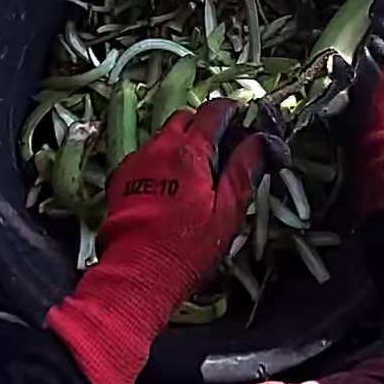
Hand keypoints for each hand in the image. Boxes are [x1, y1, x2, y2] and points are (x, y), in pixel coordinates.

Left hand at [47, 99, 264, 383]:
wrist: (136, 273)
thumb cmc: (188, 246)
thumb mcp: (227, 212)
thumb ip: (244, 170)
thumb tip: (262, 140)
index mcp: (189, 151)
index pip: (212, 112)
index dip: (230, 110)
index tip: (242, 116)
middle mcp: (159, 146)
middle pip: (185, 117)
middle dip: (203, 124)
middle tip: (220, 146)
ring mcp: (137, 159)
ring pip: (164, 135)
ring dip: (181, 141)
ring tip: (196, 169)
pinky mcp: (121, 175)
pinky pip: (146, 154)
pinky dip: (161, 158)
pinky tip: (169, 184)